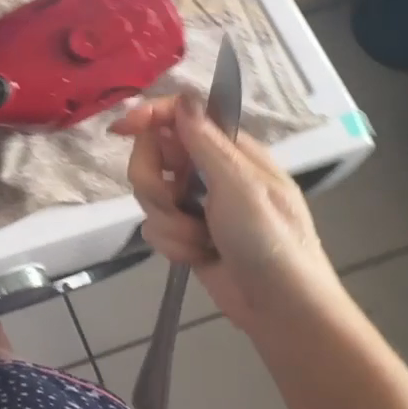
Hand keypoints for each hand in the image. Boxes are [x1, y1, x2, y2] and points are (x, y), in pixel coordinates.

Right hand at [112, 93, 343, 333]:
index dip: (149, 116)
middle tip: (175, 200)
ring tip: (200, 240)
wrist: (283, 311)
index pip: (179, 116)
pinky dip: (174, 244)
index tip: (124, 128)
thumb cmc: (271, 241)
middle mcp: (209, 172)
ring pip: (148, 193)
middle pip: (152, 155)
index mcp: (230, 151)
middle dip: (155, 182)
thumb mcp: (240, 185)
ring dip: (169, 220)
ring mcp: (195, 204)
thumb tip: (183, 97)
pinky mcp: (184, 234)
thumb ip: (205, 141)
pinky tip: (200, 256)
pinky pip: (153, 226)